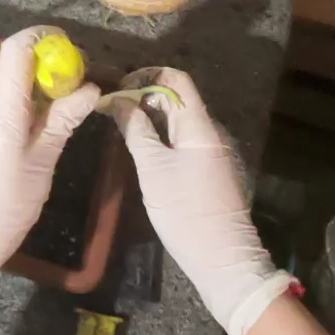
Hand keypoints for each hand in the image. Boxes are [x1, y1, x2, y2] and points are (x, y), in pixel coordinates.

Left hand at [0, 26, 101, 284]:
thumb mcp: (40, 167)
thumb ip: (61, 123)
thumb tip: (89, 89)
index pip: (17, 47)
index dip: (45, 39)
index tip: (72, 53)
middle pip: (12, 66)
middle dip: (47, 69)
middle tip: (77, 92)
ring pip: (3, 87)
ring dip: (33, 91)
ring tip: (61, 117)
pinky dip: (16, 108)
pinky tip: (33, 134)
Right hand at [108, 68, 291, 334]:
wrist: (223, 259)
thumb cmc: (185, 211)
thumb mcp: (153, 168)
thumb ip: (136, 130)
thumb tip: (119, 101)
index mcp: (199, 126)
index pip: (176, 79)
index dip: (146, 75)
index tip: (118, 87)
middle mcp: (208, 132)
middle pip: (176, 97)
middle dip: (143, 95)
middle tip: (111, 107)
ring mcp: (208, 151)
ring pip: (177, 119)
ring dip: (149, 115)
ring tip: (119, 124)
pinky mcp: (205, 169)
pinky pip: (180, 139)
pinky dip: (158, 134)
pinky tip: (138, 146)